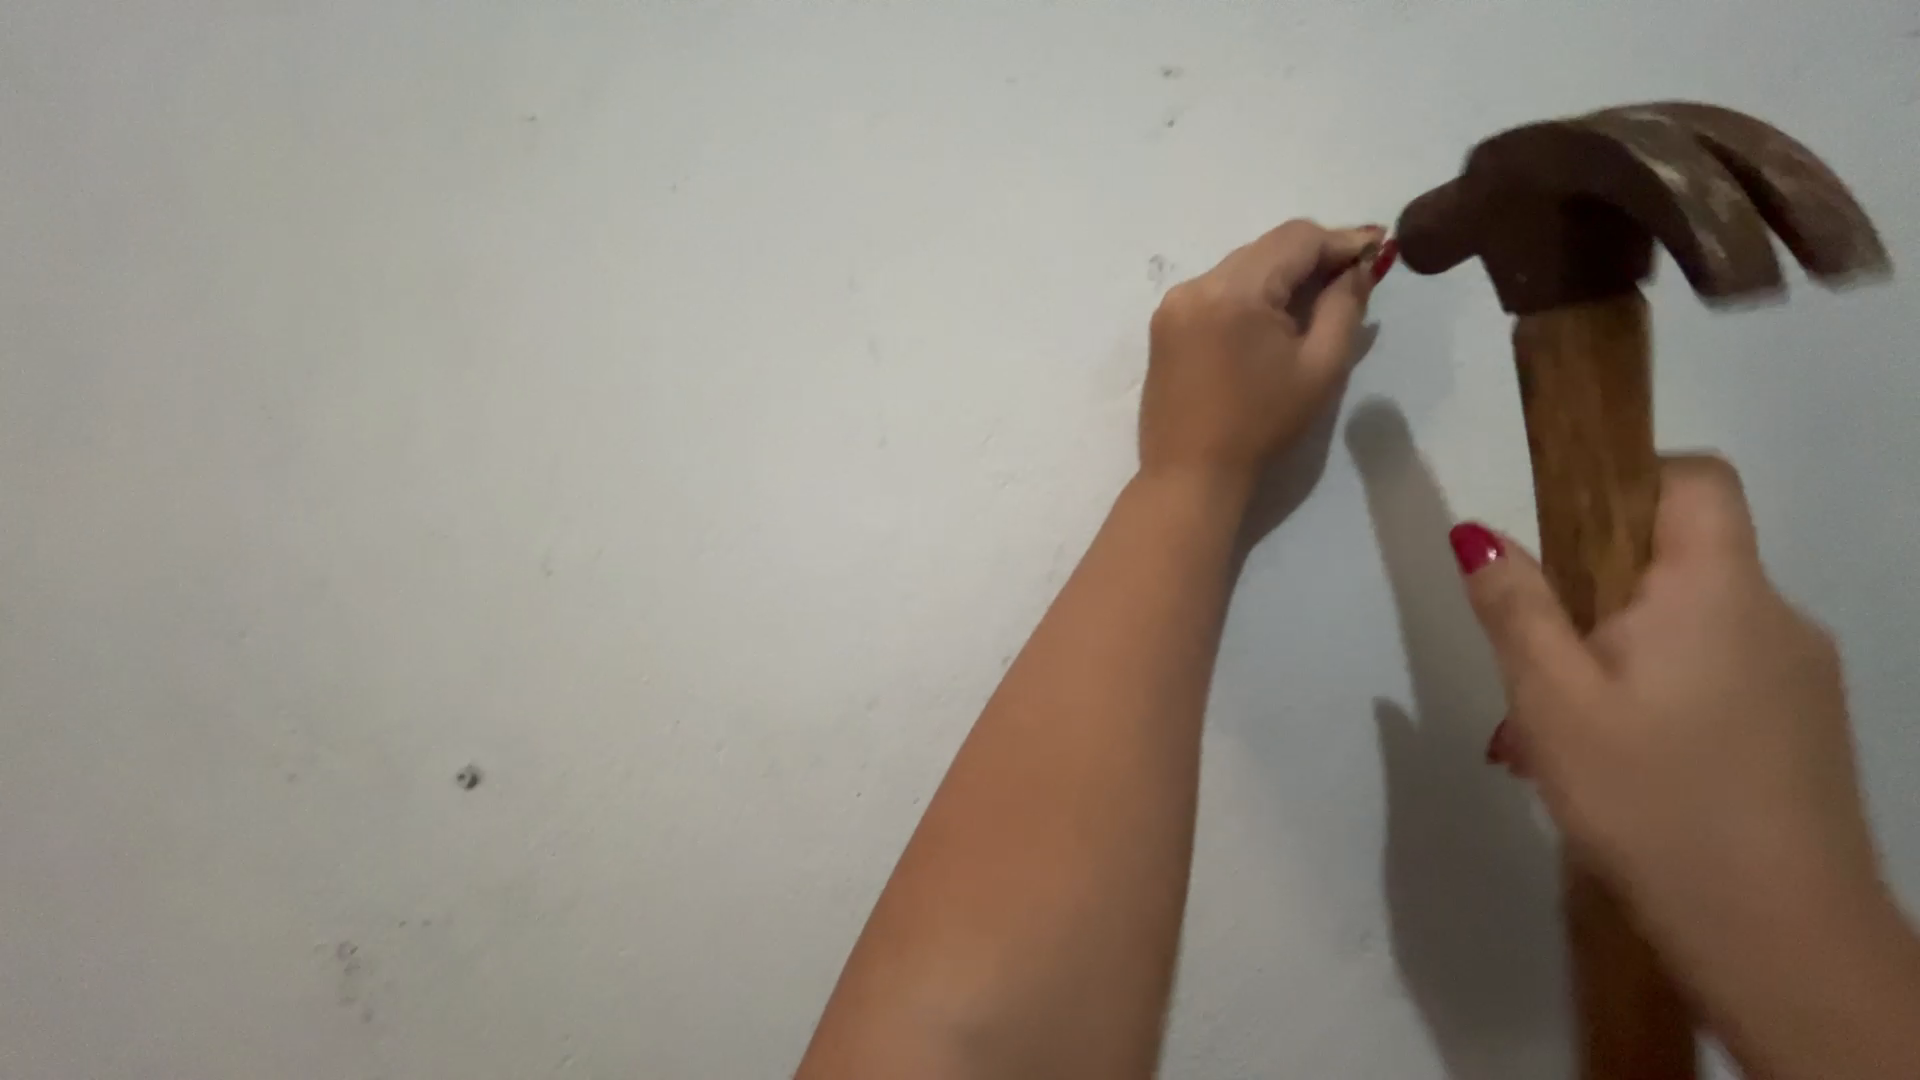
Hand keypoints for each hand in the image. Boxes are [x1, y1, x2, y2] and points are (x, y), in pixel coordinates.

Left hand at [1140, 221, 1387, 485]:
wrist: (1189, 472)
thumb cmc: (1260, 425)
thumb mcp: (1320, 366)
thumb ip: (1345, 305)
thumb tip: (1359, 265)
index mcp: (1233, 292)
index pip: (1295, 238)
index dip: (1340, 241)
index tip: (1376, 252)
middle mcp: (1194, 287)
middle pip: (1265, 250)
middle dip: (1310, 259)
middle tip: (1350, 279)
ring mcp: (1172, 307)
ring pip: (1239, 269)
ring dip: (1277, 277)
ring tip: (1311, 304)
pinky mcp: (1163, 327)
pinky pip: (1214, 293)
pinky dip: (1246, 296)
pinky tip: (1269, 321)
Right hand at [1457, 456, 1880, 931]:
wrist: (1777, 937)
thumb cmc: (1648, 794)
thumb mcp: (1550, 695)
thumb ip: (1514, 606)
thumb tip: (1477, 532)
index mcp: (1715, 591)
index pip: (1694, 480)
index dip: (1625, 477)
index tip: (1558, 525)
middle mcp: (1773, 616)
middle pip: (1675, 556)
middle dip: (1588, 588)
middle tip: (1528, 657)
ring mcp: (1796, 674)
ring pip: (1685, 623)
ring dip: (1609, 649)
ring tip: (1549, 726)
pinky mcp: (1797, 724)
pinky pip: (1710, 670)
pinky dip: (1648, 687)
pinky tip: (1605, 755)